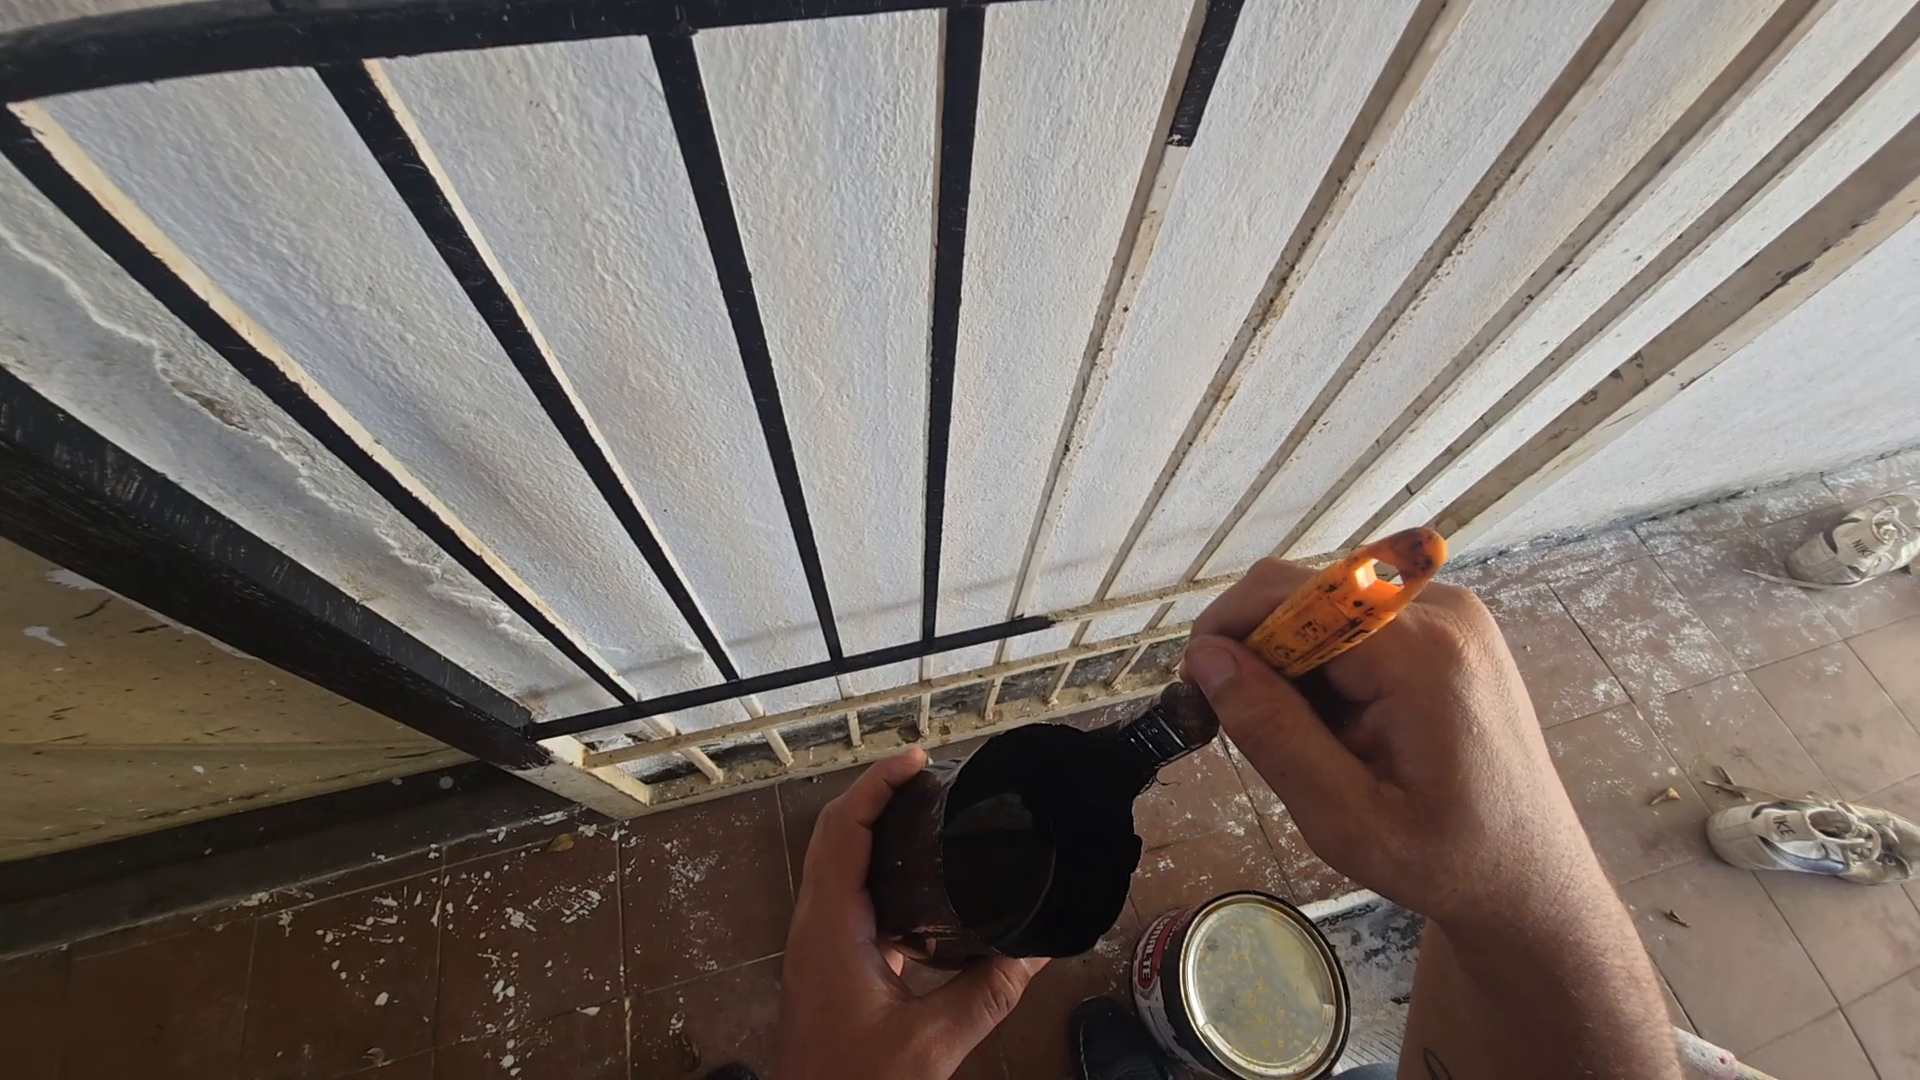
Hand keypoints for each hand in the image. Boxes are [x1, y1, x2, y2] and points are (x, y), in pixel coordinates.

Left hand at [774, 748, 1047, 1079]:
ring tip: (926, 804)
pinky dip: (879, 857)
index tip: (919, 760)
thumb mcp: (929, 1048)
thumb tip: (1039, 946)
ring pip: (838, 855)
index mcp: (830, 927)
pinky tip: (920, 868)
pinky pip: (850, 884)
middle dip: (876, 791)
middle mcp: (816, 920)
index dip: (877, 785)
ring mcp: (819, 936)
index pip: (844, 829)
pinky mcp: (831, 953)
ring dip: (874, 820)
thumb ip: (985, 995)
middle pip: (835, 830)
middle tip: (928, 774)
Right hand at [1178, 558, 1609, 930]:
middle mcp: (1439, 607)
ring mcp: (1447, 612)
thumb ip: (1270, 730)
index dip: (1226, 630)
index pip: (1286, 594)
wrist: (1535, 880)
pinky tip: (1335, 718)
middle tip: (1249, 723)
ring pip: (1317, 603)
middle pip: (1300, 591)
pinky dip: (1317, 660)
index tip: (1199, 690)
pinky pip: (1346, 617)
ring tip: (1305, 732)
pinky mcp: (1443, 626)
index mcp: (1422, 650)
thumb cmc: (1445, 862)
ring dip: (1286, 659)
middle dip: (1255, 649)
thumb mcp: (1342, 817)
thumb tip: (1203, 656)